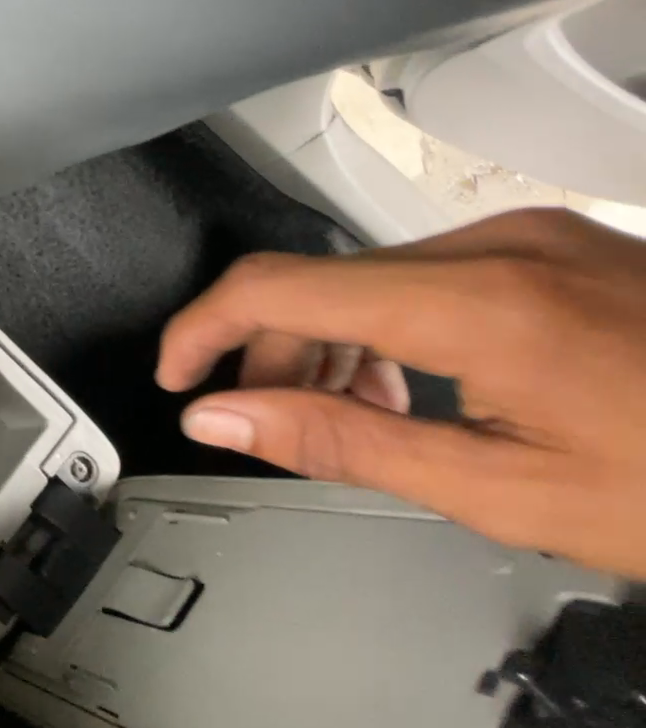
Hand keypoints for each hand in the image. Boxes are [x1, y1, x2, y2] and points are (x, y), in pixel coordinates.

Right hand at [156, 208, 645, 578]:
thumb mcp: (503, 489)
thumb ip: (337, 441)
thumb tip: (218, 417)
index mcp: (476, 301)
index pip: (270, 287)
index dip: (199, 330)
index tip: (177, 377)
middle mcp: (494, 245)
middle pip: (310, 281)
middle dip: (265, 353)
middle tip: (268, 422)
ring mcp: (528, 237)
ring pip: (360, 277)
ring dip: (323, 343)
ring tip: (351, 413)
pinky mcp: (550, 246)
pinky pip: (418, 274)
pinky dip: (381, 328)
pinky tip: (409, 382)